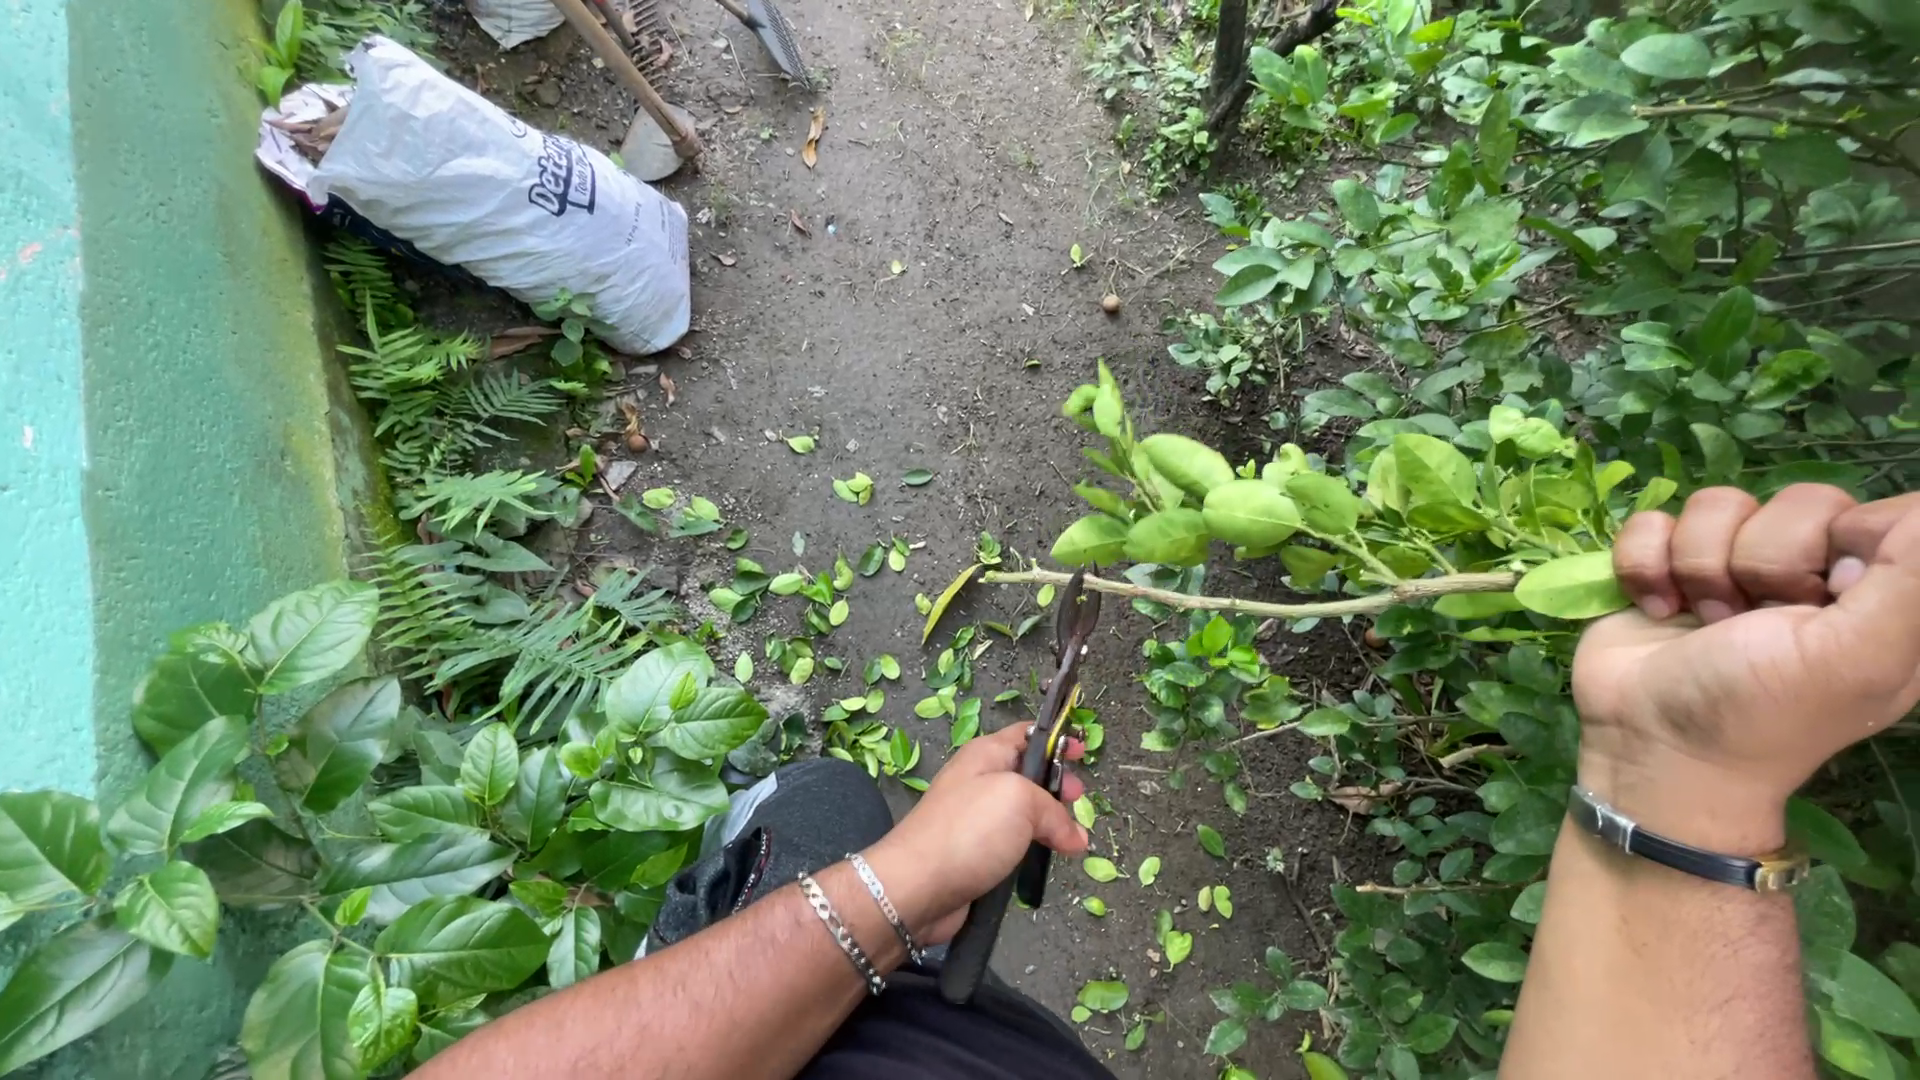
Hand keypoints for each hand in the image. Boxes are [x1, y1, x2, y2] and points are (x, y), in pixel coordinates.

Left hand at [859, 723, 1089, 944]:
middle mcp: (980, 780)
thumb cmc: (969, 830)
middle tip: (1078, 800)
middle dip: (1057, 785)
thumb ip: (1054, 811)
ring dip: (1050, 823)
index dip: (1055, 740)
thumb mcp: (1019, 800)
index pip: (1026, 734)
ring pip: (1024, 813)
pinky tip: (1047, 861)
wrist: (918, 886)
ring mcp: (977, 819)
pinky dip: (1033, 850)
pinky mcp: (977, 853)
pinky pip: (1014, 844)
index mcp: (986, 754)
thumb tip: (1074, 836)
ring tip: (1072, 839)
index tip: (1082, 752)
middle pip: (1029, 774)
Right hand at [1571, 485, 1919, 851]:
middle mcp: (1807, 571)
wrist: (1648, 739)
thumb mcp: (1855, 655)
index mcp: (1877, 591)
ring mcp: (1725, 567)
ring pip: (1713, 505)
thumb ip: (1908, 584)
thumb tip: (1906, 517)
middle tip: (1749, 616)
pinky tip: (1655, 607)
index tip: (1824, 593)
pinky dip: (1641, 566)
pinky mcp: (1657, 568)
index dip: (1846, 536)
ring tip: (1699, 617)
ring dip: (1693, 566)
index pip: (1886, 511)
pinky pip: (1647, 523)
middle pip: (1794, 501)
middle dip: (1757, 560)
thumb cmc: (1759, 709)